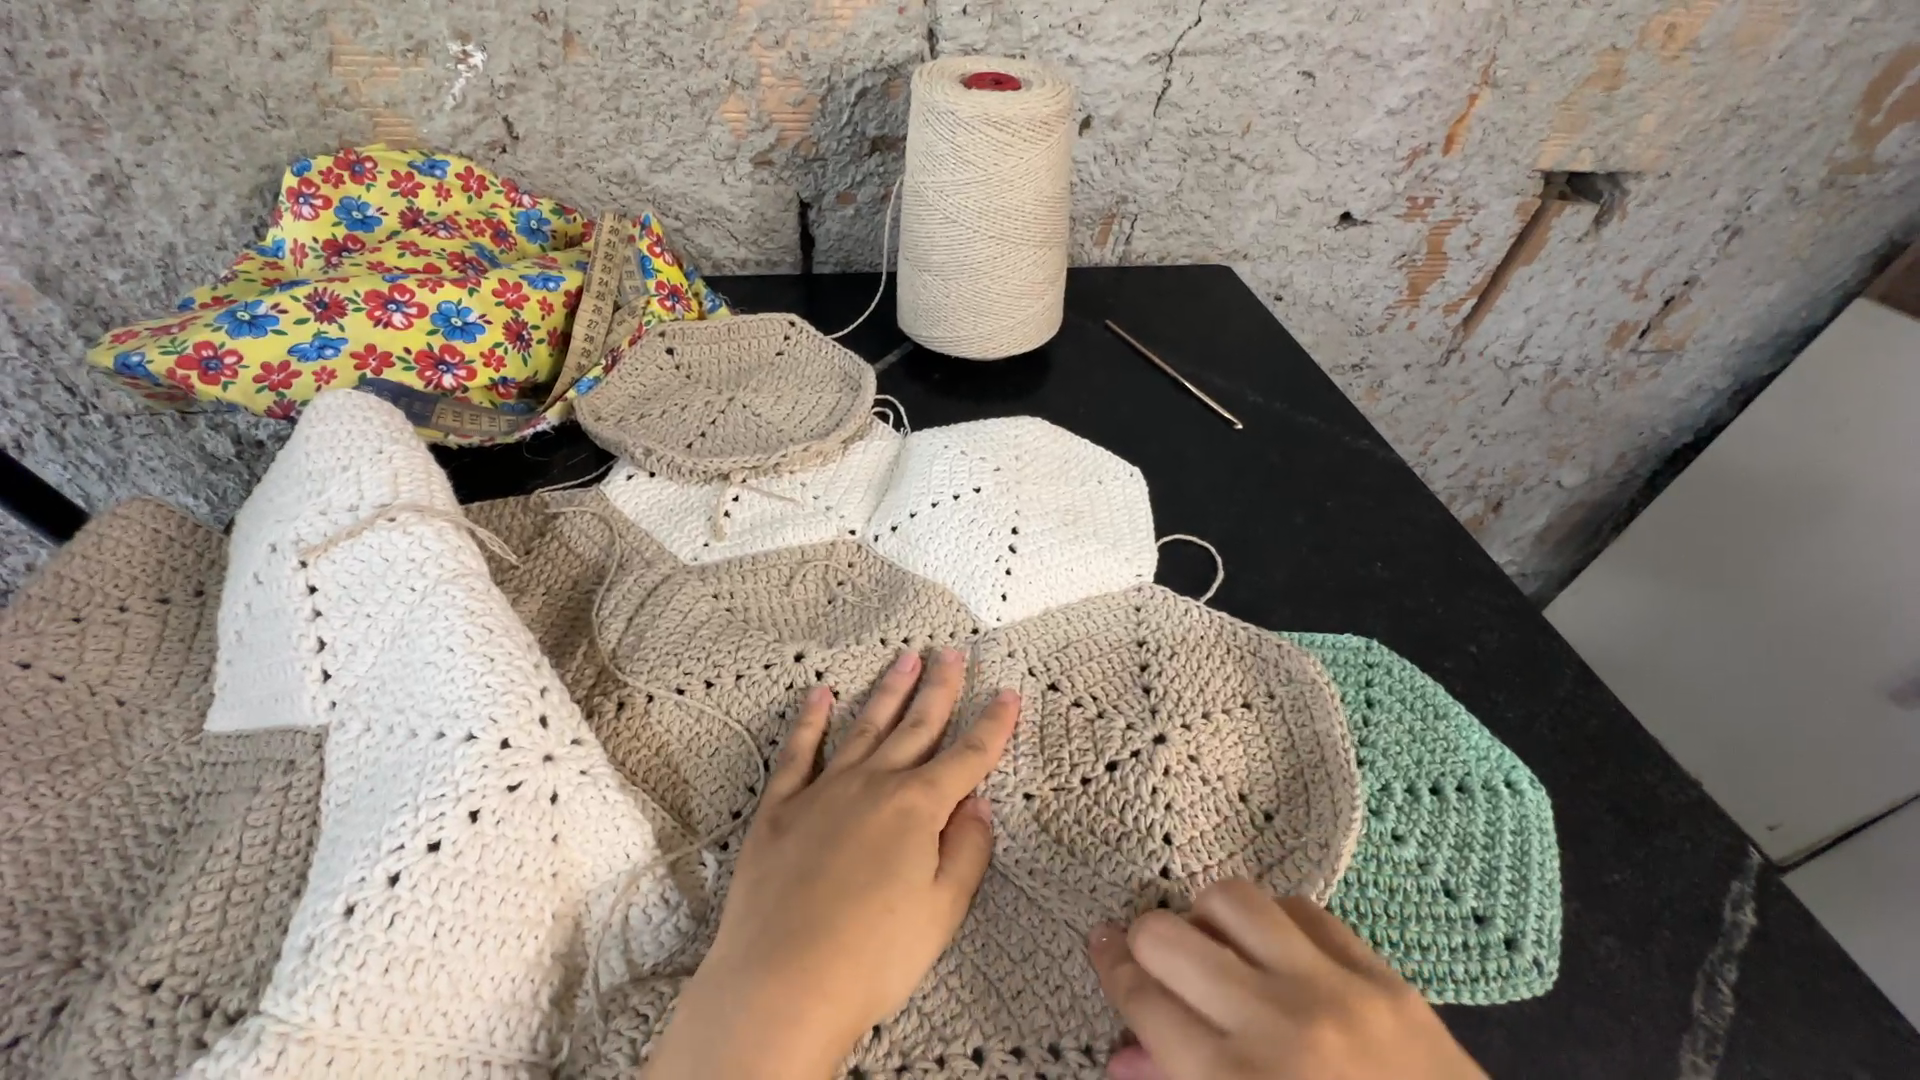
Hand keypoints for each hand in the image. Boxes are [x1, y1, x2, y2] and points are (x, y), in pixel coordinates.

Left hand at [644, 648, 1019, 1078]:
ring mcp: (822, 792)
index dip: (993, 725)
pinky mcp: (779, 809)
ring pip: (864, 727)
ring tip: (904, 659)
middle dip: (939, 688)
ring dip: (887, 692)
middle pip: (916, 726)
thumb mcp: (941, 912)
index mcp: (917, 808)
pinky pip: (798, 753)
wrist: (780, 985)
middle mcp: (872, 785)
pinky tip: (818, 695)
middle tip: (951, 652)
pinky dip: (809, 721)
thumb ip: (966, 852)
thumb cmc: (870, 959)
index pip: (967, 756)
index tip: (1007, 693)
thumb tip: (978, 806)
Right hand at [1089, 880, 1485, 1079]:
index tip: (1099, 944)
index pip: (1141, 999)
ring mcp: (1332, 993)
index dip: (1108, 966)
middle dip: (1141, 940)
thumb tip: (1121, 1054)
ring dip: (1206, 917)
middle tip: (1148, 952)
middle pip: (1165, 937)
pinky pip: (1306, 911)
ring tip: (1213, 940)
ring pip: (1232, 901)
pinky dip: (1278, 924)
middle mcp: (1272, 1026)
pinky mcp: (1384, 978)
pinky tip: (1279, 951)